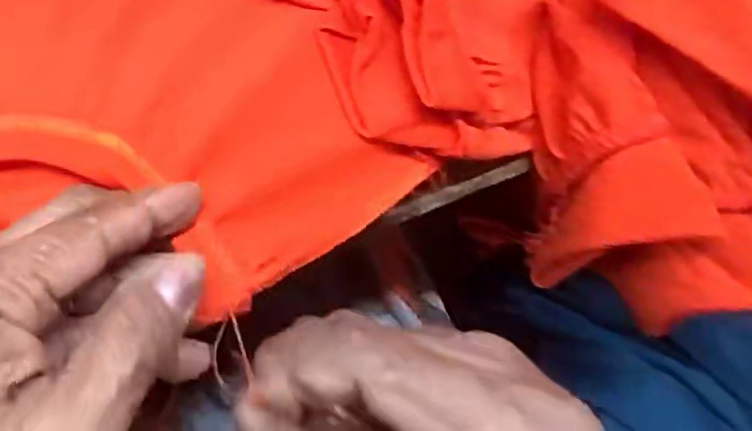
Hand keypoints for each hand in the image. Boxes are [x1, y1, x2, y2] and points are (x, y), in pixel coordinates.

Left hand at [0, 184, 211, 430]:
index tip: (196, 194)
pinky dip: (115, 320)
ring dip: (136, 287)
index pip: (85, 228)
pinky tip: (166, 348)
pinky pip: (64, 308)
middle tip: (198, 240)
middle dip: (141, 239)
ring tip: (197, 310)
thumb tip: (187, 267)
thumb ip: (134, 339)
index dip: (146, 211)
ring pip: (77, 269)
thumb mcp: (77, 424)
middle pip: (77, 230)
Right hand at [236, 310, 599, 430]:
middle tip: (260, 419)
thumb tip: (269, 417)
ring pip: (380, 332)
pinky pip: (411, 348)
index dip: (293, 372)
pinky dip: (367, 374)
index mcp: (498, 414)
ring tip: (300, 415)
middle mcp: (493, 363)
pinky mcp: (502, 364)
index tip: (249, 413)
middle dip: (297, 367)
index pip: (365, 355)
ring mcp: (499, 357)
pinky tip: (354, 410)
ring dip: (327, 368)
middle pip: (364, 333)